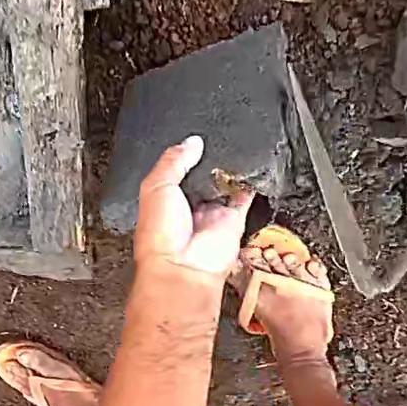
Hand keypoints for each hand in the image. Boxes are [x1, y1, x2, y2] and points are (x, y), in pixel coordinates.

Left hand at [133, 136, 253, 283]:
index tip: (193, 138)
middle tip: (213, 141)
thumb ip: (173, 161)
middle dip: (208, 159)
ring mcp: (213, 213)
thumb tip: (192, 142)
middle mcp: (189, 207)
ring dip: (229, 169)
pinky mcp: (233, 221)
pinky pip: (245, 198)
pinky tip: (250, 166)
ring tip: (231, 148)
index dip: (184, 154)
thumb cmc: (159, 235)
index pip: (176, 171)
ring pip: (225, 184)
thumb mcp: (156, 185)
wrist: (182, 267)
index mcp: (165, 199)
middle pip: (203, 175)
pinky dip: (249, 183)